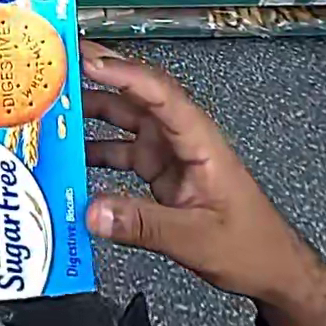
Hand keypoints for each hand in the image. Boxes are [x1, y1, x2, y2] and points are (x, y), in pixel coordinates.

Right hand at [81, 39, 325, 325]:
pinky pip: (120, 148)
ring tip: (54, 99)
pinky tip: (69, 155)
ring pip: (124, 117)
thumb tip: (93, 211)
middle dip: (101, 72)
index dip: (123, 73)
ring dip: (92, 107)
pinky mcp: (158, 168)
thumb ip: (143, 225)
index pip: (158, 92)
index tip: (88, 62)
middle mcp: (179, 134)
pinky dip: (94, 148)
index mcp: (198, 137)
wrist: (271, 267)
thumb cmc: (250, 245)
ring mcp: (167, 149)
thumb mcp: (196, 239)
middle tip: (61, 58)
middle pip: (136, 92)